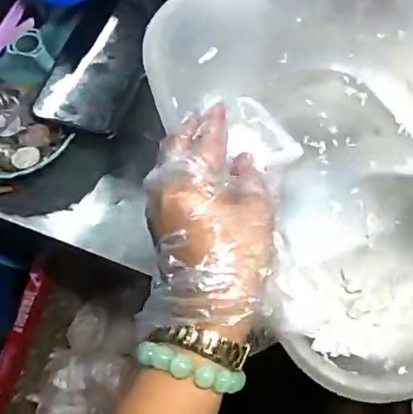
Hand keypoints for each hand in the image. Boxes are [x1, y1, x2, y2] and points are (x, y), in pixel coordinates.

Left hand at [142, 104, 274, 341]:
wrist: (208, 307)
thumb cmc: (237, 256)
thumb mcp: (257, 213)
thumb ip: (251, 179)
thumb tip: (243, 159)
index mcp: (188, 179)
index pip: (204, 142)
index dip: (215, 123)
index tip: (220, 106)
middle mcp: (164, 186)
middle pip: (175, 147)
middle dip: (192, 130)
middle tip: (207, 116)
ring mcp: (156, 204)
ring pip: (167, 163)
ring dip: (184, 147)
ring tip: (201, 136)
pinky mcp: (158, 221)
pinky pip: (167, 180)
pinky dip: (180, 166)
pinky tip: (195, 166)